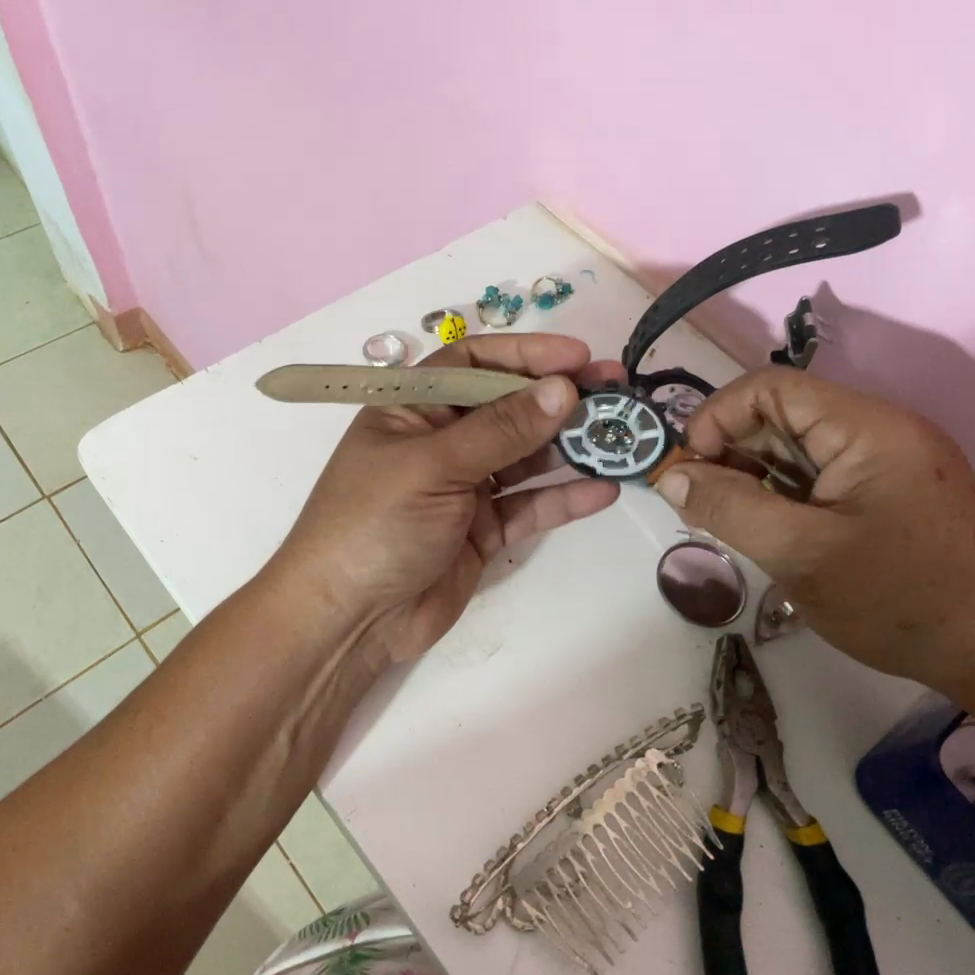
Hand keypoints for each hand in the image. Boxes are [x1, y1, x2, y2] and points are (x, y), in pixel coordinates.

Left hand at [273, 334, 622, 664]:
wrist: (349, 620)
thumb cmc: (374, 525)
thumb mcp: (434, 466)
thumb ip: (501, 430)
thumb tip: (563, 389)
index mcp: (412, 411)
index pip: (474, 366)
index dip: (525, 355)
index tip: (577, 355)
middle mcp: (440, 443)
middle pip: (508, 409)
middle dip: (559, 398)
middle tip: (616, 388)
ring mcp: (463, 489)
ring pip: (526, 457)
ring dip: (571, 446)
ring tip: (624, 433)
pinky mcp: (482, 533)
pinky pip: (530, 507)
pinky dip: (565, 498)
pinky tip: (604, 488)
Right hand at [653, 366, 974, 686]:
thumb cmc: (900, 600)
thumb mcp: (801, 554)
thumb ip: (729, 509)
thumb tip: (671, 477)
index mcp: (865, 427)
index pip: (769, 388)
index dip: (716, 418)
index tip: (686, 472)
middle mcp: (879, 429)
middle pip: (781, 416)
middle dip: (731, 454)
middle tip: (701, 508)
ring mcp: (889, 461)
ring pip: (797, 450)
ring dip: (755, 480)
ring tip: (733, 527)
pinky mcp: (892, 492)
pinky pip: (821, 477)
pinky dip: (784, 498)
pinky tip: (772, 534)